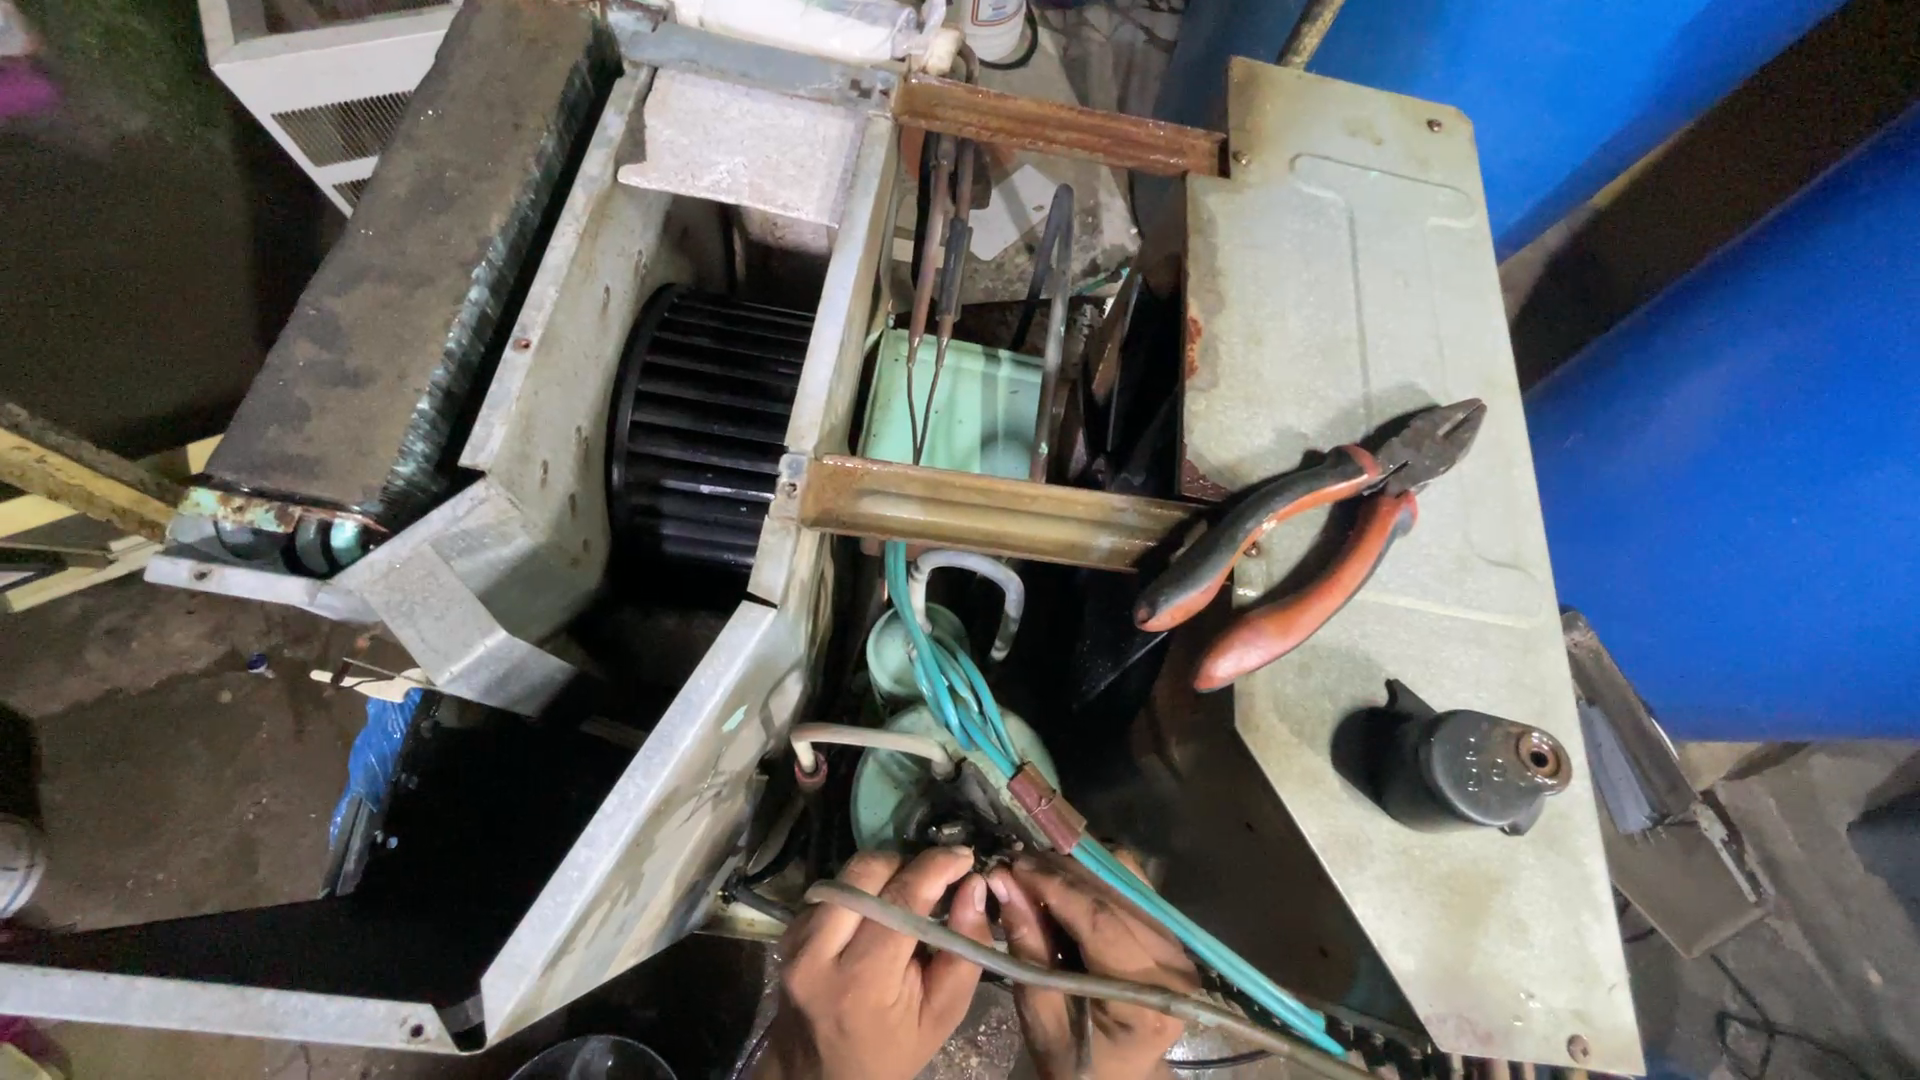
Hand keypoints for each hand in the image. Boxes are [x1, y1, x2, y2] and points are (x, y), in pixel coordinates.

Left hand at [756, 847, 991, 1079]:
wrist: (818, 1075)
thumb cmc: (889, 1050)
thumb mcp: (941, 1015)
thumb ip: (965, 950)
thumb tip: (974, 887)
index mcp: (861, 983)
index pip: (902, 901)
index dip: (936, 868)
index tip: (964, 856)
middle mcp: (819, 954)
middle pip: (866, 873)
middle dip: (908, 863)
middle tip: (934, 876)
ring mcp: (796, 940)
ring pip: (847, 873)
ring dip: (884, 871)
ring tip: (908, 889)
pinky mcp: (788, 931)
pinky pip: (833, 888)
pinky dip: (861, 888)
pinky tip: (876, 908)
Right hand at [989, 852, 1198, 1079]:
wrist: (1116, 1078)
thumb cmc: (1075, 1061)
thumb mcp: (1041, 1015)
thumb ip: (1027, 945)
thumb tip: (1003, 880)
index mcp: (1147, 998)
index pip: (1100, 921)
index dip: (1055, 886)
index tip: (1015, 865)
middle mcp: (1173, 964)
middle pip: (1112, 894)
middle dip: (1060, 871)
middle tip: (1017, 863)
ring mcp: (1177, 944)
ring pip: (1124, 879)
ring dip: (1076, 869)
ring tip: (1037, 872)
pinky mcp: (1170, 932)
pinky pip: (1131, 883)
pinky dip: (1095, 874)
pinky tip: (1066, 881)